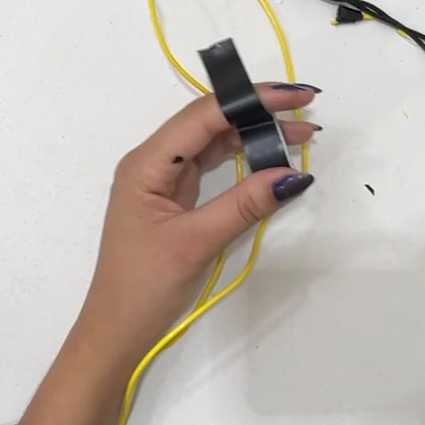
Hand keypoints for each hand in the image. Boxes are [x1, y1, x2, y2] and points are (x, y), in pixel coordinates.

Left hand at [74, 85, 320, 361]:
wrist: (118, 329)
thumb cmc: (145, 285)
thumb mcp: (197, 242)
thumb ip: (244, 205)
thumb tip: (294, 175)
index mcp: (147, 163)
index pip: (203, 116)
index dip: (250, 100)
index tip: (295, 95)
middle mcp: (154, 163)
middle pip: (209, 123)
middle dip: (257, 114)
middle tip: (306, 112)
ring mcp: (165, 181)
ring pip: (213, 144)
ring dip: (253, 137)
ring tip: (300, 135)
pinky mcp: (176, 199)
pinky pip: (213, 169)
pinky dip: (243, 163)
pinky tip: (271, 160)